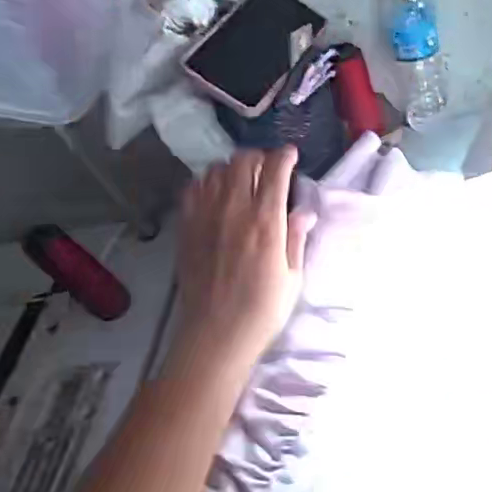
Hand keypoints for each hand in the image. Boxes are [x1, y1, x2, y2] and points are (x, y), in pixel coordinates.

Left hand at [171, 147, 315, 369]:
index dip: (285, 156)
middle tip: (268, 170)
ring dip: (234, 168)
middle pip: (244, 160)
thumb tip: (304, 211)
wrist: (216, 334)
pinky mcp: (186, 226)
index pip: (275, 169)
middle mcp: (234, 210)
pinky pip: (194, 187)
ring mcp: (205, 216)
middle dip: (260, 158)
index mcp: (266, 222)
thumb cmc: (262, 312)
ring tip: (243, 182)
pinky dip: (208, 182)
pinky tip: (216, 196)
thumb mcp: (293, 278)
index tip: (292, 157)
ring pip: (217, 169)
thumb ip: (296, 238)